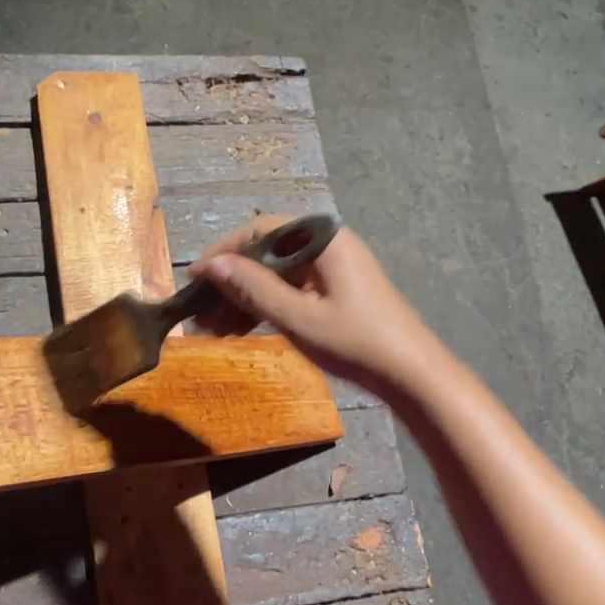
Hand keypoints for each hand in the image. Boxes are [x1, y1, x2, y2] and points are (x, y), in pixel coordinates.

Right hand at [190, 215, 441, 398]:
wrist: (410, 373)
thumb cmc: (355, 342)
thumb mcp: (297, 317)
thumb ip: (253, 288)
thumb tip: (212, 265)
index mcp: (322, 239)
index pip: (259, 230)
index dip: (223, 253)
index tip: (194, 280)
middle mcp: (326, 245)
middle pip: (265, 253)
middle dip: (230, 283)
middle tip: (200, 314)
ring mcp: (331, 268)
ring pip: (274, 275)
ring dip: (243, 299)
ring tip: (213, 330)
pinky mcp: (334, 291)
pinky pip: (289, 289)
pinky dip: (264, 307)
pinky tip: (239, 330)